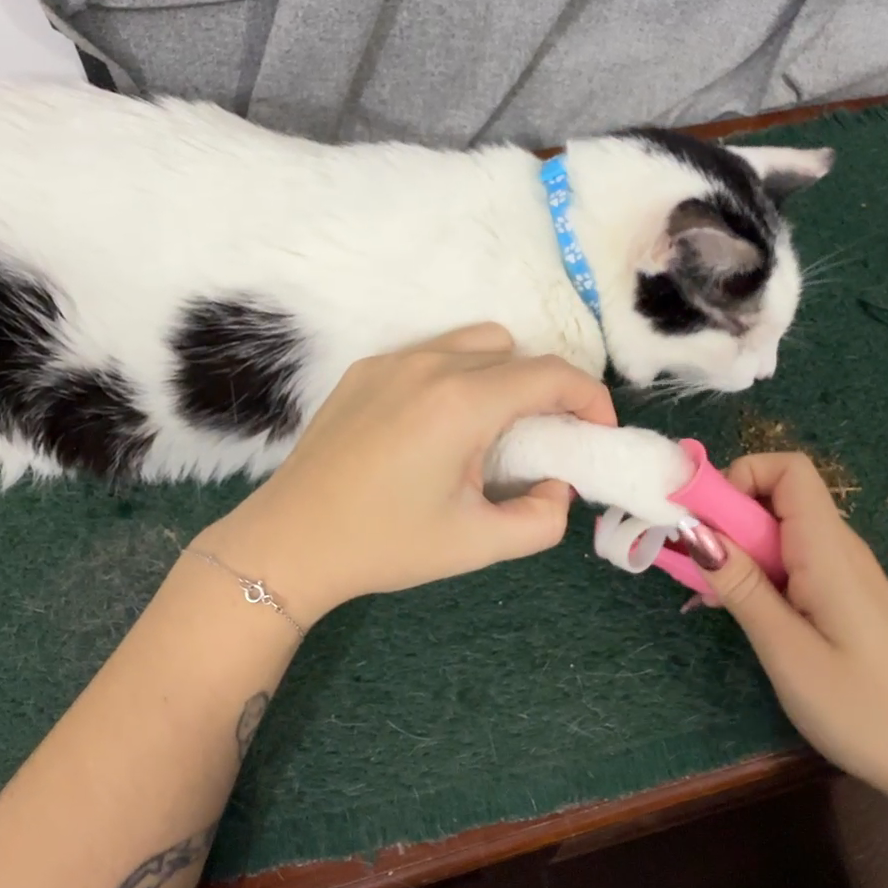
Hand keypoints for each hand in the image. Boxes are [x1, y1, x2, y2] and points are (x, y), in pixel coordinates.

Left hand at [197, 323, 616, 622]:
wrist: (290, 542)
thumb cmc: (386, 545)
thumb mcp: (478, 545)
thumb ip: (543, 518)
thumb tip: (557, 486)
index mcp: (463, 403)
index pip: (552, 375)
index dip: (590, 399)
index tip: (597, 432)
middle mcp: (431, 364)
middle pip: (518, 355)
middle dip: (547, 391)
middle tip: (545, 441)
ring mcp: (393, 361)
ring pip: (476, 342)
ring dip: (503, 375)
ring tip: (492, 428)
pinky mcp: (365, 369)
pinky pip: (433, 353)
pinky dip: (459, 374)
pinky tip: (439, 425)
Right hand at [689, 453, 887, 806]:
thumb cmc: (862, 706)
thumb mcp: (787, 649)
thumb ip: (740, 585)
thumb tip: (693, 529)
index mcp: (827, 547)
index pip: (787, 468)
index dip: (740, 476)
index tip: (701, 521)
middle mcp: (838, 547)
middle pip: (778, 498)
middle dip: (727, 521)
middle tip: (697, 571)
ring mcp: (845, 572)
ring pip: (781, 533)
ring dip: (740, 553)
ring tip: (715, 600)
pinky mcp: (846, 598)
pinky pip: (794, 563)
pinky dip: (761, 576)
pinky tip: (749, 617)